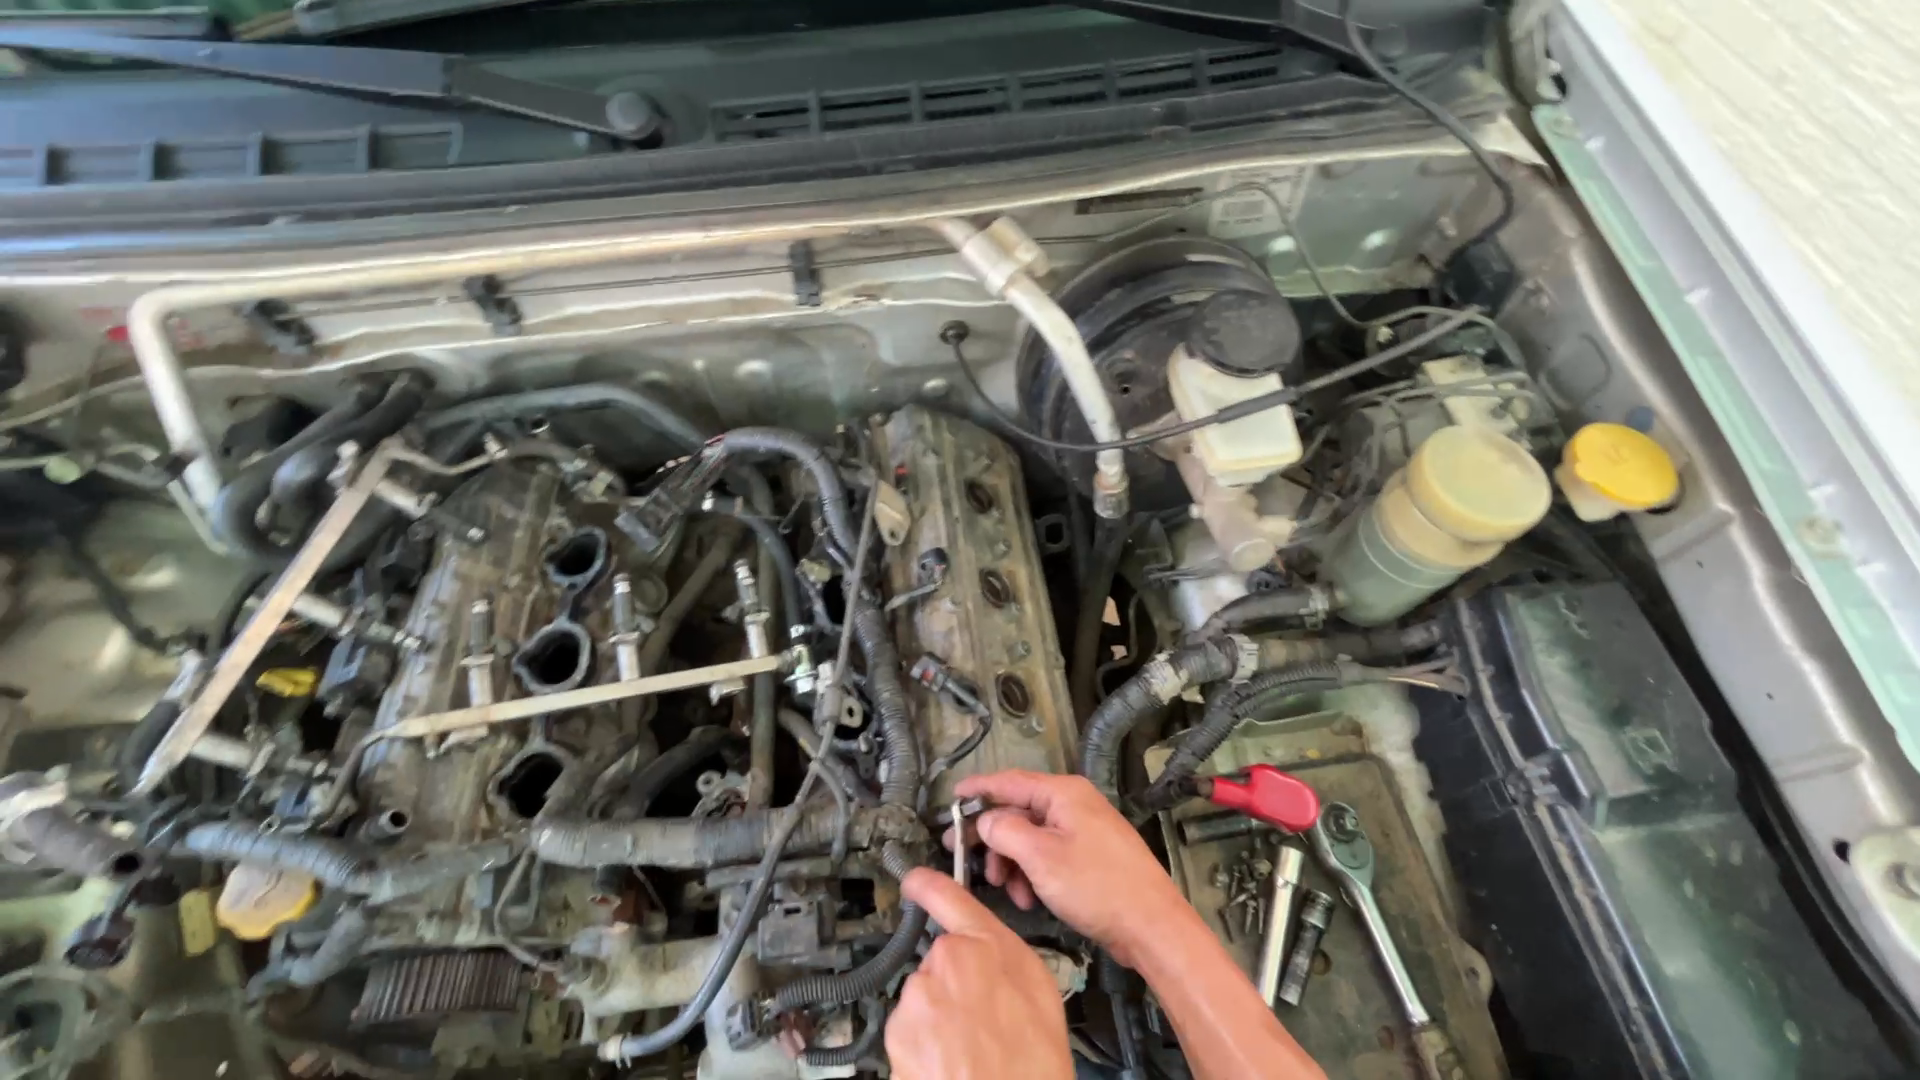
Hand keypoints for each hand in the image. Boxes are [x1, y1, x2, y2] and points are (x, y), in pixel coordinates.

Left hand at [884, 868, 1071, 1079]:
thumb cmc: (1035, 1058)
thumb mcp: (1039, 987)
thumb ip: (1003, 954)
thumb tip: (984, 951)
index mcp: (981, 944)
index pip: (945, 896)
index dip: (925, 884)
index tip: (913, 879)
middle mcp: (942, 962)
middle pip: (939, 965)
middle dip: (954, 985)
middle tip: (980, 1020)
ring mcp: (915, 999)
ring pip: (923, 1001)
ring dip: (937, 1020)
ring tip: (968, 1050)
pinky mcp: (896, 1036)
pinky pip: (909, 1034)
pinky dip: (922, 1050)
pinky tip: (949, 1065)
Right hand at [951, 770, 1195, 968]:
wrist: (1151, 924)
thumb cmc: (1095, 885)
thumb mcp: (1040, 857)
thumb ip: (1005, 831)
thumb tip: (985, 819)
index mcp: (1062, 793)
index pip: (1008, 781)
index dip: (977, 789)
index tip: (951, 798)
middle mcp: (1072, 803)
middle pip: (1018, 811)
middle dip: (992, 838)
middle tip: (964, 859)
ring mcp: (1082, 830)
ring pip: (1030, 837)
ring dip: (1011, 862)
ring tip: (1006, 890)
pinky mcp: (1088, 856)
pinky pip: (1048, 855)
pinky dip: (1031, 873)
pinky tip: (1028, 898)